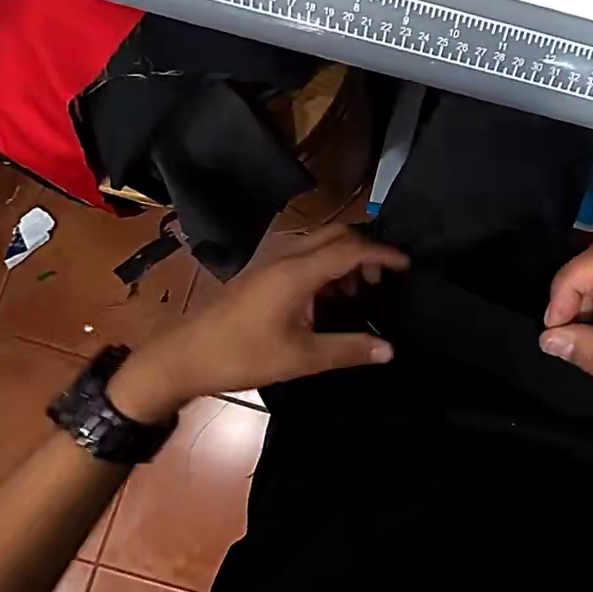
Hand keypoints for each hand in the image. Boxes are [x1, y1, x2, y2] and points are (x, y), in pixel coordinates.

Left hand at [110, 225, 408, 421]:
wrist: (184, 356)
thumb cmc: (242, 356)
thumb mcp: (301, 358)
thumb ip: (348, 349)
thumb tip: (389, 349)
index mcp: (298, 272)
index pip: (351, 248)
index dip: (383, 253)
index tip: (407, 265)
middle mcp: (286, 256)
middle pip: (337, 234)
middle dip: (366, 250)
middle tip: (383, 279)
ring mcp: (271, 262)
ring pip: (320, 243)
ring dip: (345, 258)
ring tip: (358, 291)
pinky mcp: (263, 272)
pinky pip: (305, 255)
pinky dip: (327, 267)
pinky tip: (329, 298)